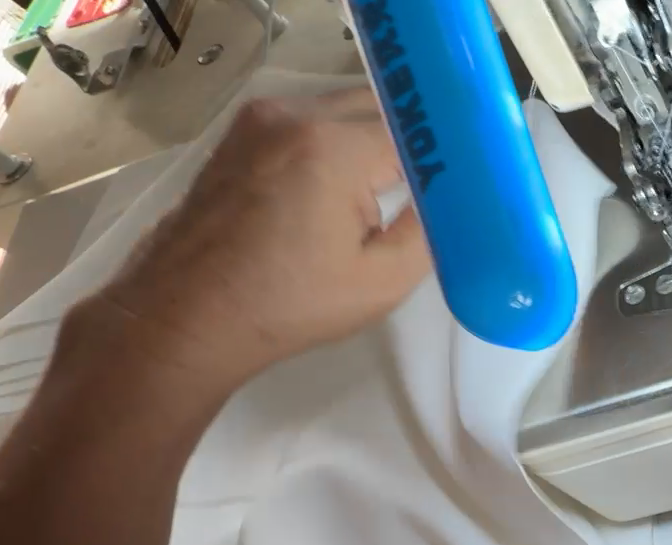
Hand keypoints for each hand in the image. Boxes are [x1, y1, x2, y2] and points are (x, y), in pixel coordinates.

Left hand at [74, 87, 428, 401]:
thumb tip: (456, 204)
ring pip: (345, 112)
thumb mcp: (385, 278)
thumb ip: (427, 230)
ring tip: (413, 187)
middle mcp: (292, 115)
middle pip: (379, 108)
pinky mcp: (243, 135)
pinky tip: (362, 185)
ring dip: (381, 142)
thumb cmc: (296, 300)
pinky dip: (345, 145)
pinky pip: (313, 124)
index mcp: (332, 147)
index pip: (415, 132)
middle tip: (454, 183)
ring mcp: (260, 119)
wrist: (192, 309)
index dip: (452, 154)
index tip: (479, 178)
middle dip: (418, 142)